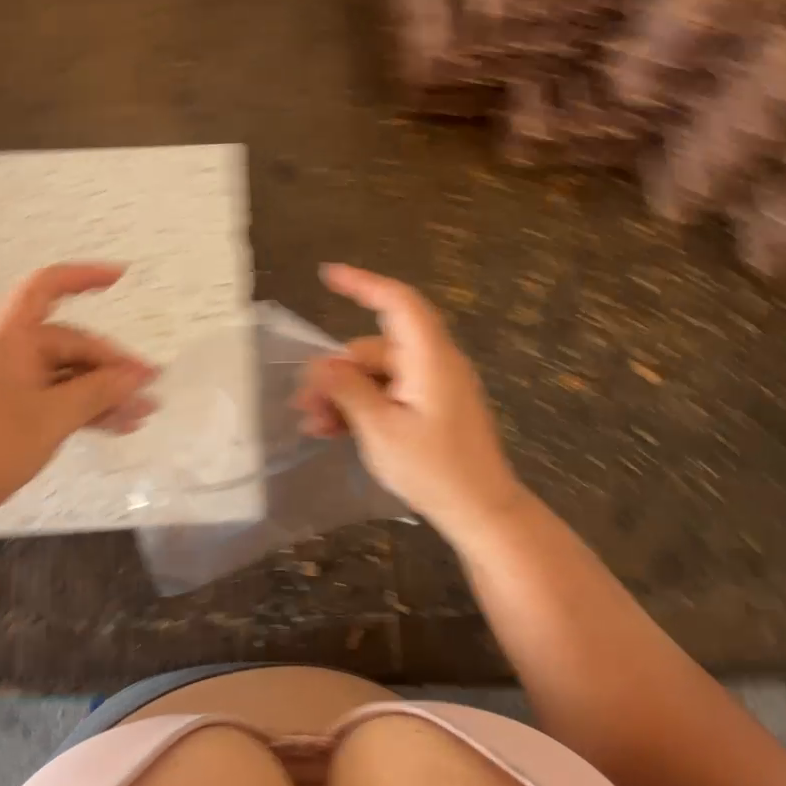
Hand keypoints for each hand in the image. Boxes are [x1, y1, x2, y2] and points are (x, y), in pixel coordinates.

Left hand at [0, 263, 156, 521]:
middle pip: (66, 343)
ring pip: (62, 375)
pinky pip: (48, 396)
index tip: (121, 277)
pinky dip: (78, 407)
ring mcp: (1, 381)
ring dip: (100, 392)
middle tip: (147, 390)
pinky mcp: (1, 409)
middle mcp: (3, 351)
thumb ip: (100, 391)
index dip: (84, 277)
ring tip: (139, 415)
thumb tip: (138, 377)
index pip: (46, 287)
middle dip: (109, 366)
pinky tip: (112, 427)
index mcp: (8, 337)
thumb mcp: (54, 417)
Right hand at [292, 263, 522, 531]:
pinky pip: (389, 394)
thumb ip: (348, 390)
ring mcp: (434, 387)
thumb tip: (320, 364)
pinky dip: (362, 406)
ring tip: (314, 426)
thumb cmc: (433, 469)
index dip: (363, 283)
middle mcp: (434, 363)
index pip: (397, 302)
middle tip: (304, 405)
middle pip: (375, 348)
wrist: (481, 510)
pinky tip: (333, 430)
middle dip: (335, 372)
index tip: (327, 276)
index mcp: (429, 358)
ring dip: (343, 395)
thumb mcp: (381, 430)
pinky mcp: (432, 408)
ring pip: (376, 375)